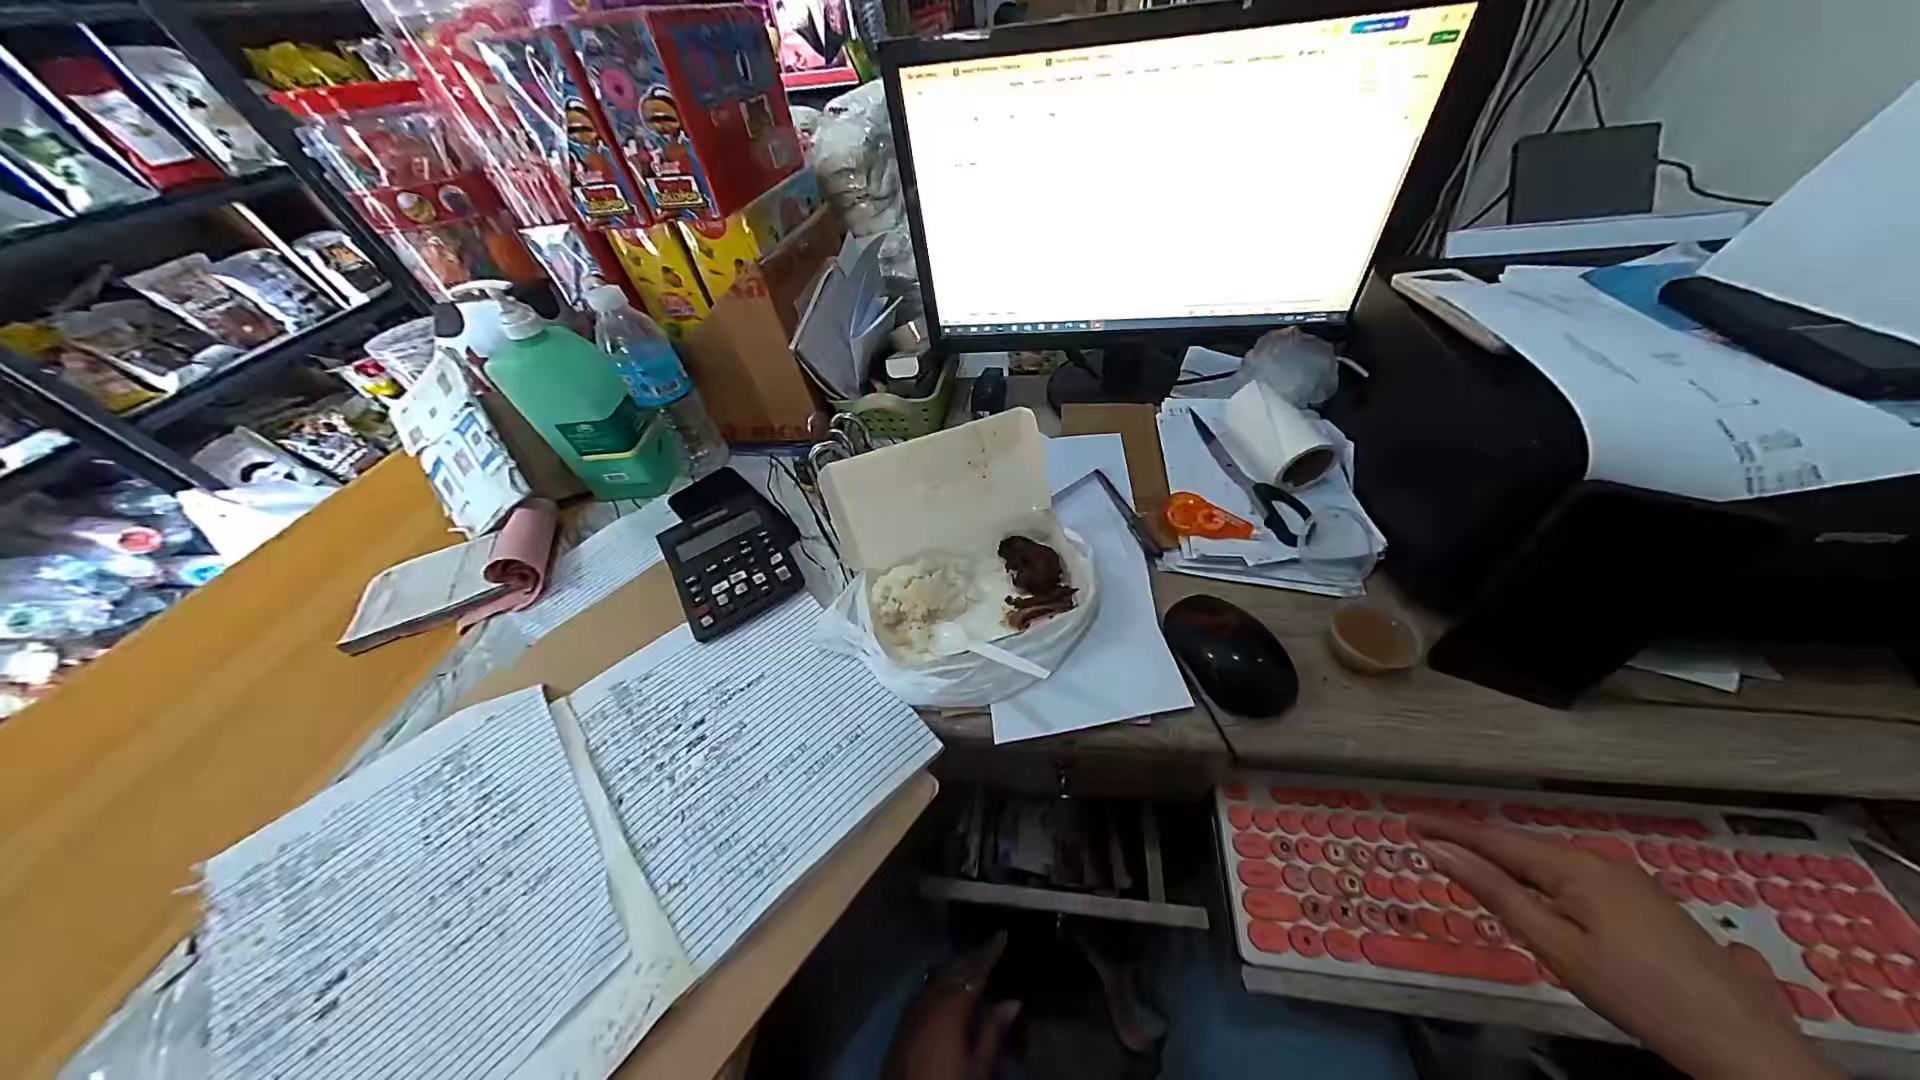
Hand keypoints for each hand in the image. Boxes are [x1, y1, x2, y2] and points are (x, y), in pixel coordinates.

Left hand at [882, 931, 1021, 1079]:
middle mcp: (928, 1003)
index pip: (974, 971)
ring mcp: (911, 1014)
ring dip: (955, 971)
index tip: (1002, 935)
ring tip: (974, 966)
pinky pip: (924, 994)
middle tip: (991, 949)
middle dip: (972, 958)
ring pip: (937, 980)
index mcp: (950, 1009)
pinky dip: (940, 986)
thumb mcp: (978, 1070)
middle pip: (953, 971)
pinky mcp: (902, 1028)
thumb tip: (1013, 1002)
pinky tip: (949, 991)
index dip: (989, 952)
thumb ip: (993, 1032)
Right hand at [1410, 814, 1843, 1079]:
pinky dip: (1541, 878)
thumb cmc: (1636, 993)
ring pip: (1551, 863)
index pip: (1493, 839)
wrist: (1746, 1048)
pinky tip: (1537, 893)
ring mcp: (1631, 882)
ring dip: (1508, 862)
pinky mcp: (1649, 905)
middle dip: (1475, 843)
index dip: (1448, 829)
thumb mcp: (1554, 944)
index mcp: (1573, 866)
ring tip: (1472, 865)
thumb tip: (1436, 847)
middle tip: (1431, 843)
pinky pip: (1576, 878)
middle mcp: (1601, 862)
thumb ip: (1493, 889)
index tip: (1408, 821)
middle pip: (1522, 847)